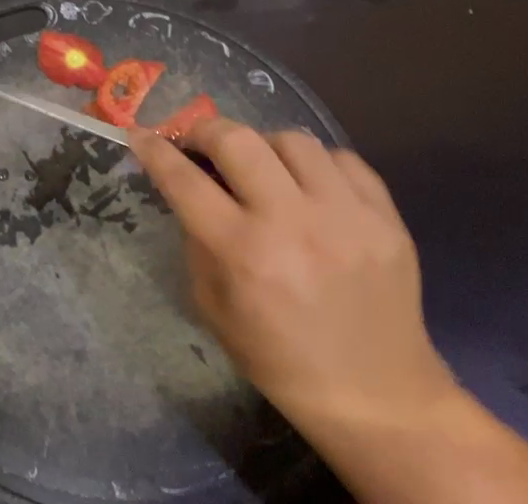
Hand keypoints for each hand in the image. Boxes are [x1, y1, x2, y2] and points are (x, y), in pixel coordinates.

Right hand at [127, 119, 459, 431]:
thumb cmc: (277, 357)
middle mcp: (295, 224)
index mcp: (244, 253)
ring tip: (259, 168)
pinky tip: (307, 187)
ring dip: (263, 146)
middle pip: (237, 140)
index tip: (140, 136)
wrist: (375, 395)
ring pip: (292, 140)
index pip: (185, 180)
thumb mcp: (212, 304)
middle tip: (198, 145)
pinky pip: (342, 160)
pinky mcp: (387, 219)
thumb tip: (189, 187)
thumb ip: (198, 239)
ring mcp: (348, 217)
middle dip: (205, 132)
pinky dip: (314, 165)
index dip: (155, 150)